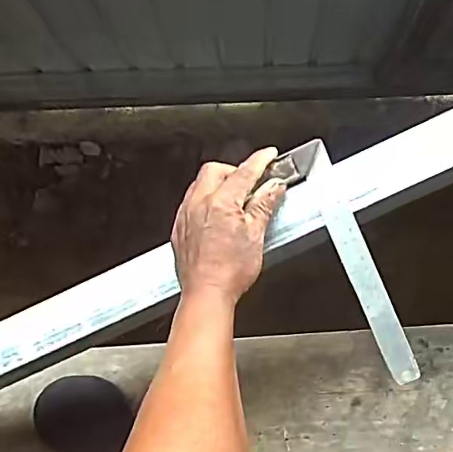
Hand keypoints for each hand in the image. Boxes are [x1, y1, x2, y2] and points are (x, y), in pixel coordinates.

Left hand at [171, 147, 286, 304]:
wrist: (206, 295)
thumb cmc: (228, 273)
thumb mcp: (255, 236)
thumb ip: (263, 206)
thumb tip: (273, 187)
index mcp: (220, 203)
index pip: (244, 172)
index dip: (260, 161)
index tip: (269, 156)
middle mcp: (198, 204)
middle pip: (215, 170)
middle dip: (234, 171)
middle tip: (251, 182)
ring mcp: (185, 216)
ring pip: (199, 185)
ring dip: (218, 185)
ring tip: (235, 200)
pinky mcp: (178, 230)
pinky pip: (190, 203)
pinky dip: (205, 201)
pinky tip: (216, 215)